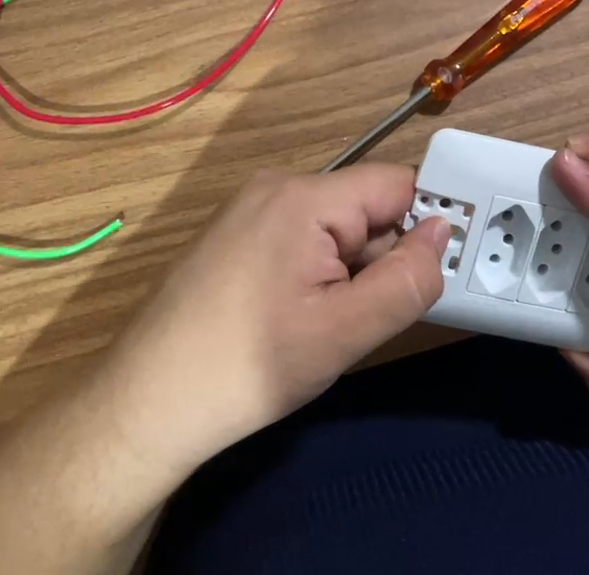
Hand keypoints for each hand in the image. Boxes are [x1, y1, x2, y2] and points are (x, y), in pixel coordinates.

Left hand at [94, 164, 450, 473]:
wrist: (145, 404)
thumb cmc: (248, 368)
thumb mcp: (343, 332)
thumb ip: (406, 280)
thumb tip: (443, 233)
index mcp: (303, 197)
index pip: (395, 184)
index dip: (426, 223)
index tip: (439, 272)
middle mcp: (274, 189)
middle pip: (363, 207)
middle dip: (381, 257)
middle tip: (371, 317)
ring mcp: (248, 212)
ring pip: (333, 229)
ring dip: (349, 271)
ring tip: (328, 326)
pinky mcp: (234, 239)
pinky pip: (300, 241)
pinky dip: (317, 275)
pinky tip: (298, 321)